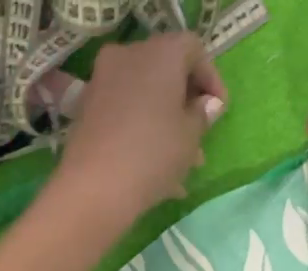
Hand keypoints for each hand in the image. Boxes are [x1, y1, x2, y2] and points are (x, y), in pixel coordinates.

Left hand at [55, 34, 226, 221]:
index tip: (219, 110)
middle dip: (186, 103)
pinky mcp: (89, 107)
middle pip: (166, 70)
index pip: (193, 49)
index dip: (211, 78)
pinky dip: (143, 131)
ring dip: (166, 123)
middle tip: (200, 135)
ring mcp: (104, 80)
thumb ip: (202, 115)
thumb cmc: (154, 153)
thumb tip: (207, 104)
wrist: (95, 185)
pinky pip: (126, 112)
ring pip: (145, 95)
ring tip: (184, 163)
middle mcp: (129, 55)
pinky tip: (157, 170)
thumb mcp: (190, 137)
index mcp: (160, 53)